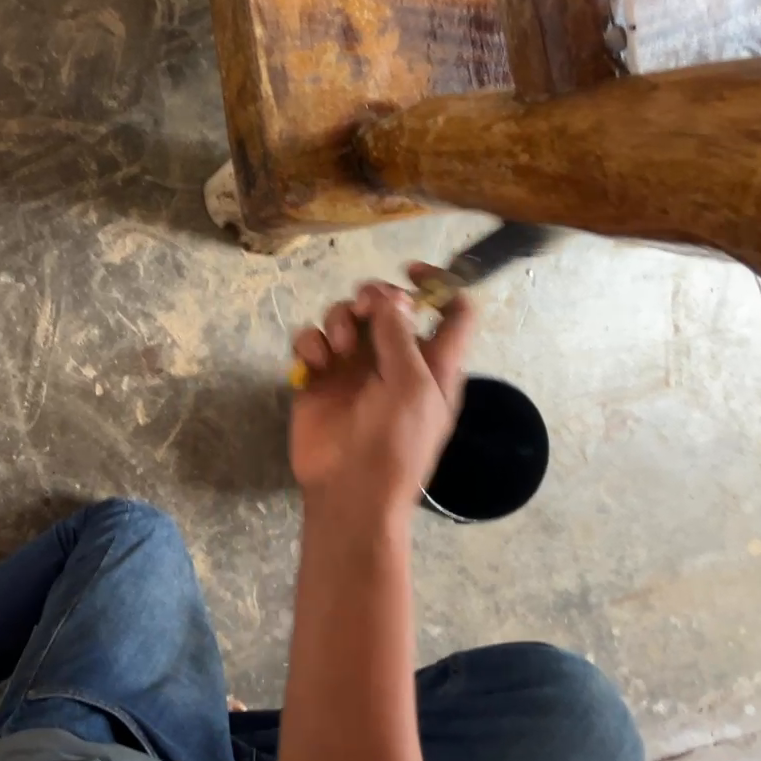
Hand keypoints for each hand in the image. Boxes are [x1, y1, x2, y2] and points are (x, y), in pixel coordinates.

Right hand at [289, 264, 476, 524]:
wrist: (348, 490)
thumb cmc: (395, 445)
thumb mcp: (411, 388)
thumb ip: (400, 337)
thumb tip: (392, 296)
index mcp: (433, 363)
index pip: (450, 311)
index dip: (438, 284)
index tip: (410, 271)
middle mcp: (394, 359)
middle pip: (386, 305)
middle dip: (373, 298)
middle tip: (364, 310)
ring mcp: (353, 367)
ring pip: (345, 317)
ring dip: (340, 320)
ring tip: (337, 348)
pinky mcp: (318, 378)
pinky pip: (312, 341)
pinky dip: (311, 343)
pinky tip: (314, 362)